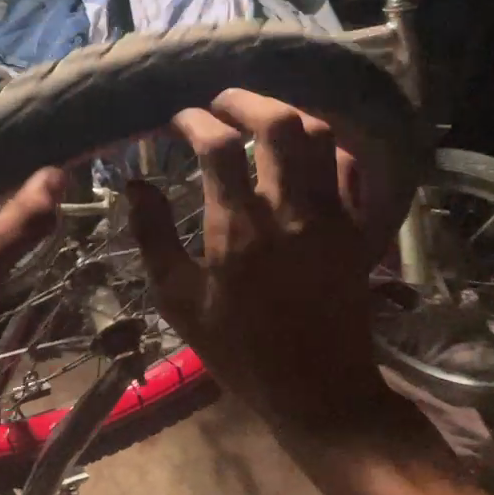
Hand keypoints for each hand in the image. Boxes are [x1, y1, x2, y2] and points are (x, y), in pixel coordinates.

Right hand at [130, 89, 399, 428]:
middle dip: (242, 101)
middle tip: (216, 104)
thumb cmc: (239, 349)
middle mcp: (290, 211)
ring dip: (285, 114)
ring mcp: (332, 217)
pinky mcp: (358, 229)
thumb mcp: (178, 300)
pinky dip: (325, 147)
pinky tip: (300, 151)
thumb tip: (135, 184)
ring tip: (256, 118)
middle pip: (277, 124)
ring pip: (319, 135)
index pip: (217, 145)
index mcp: (239, 228)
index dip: (191, 120)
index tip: (174, 122)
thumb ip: (153, 236)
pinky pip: (351, 168)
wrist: (320, 393)